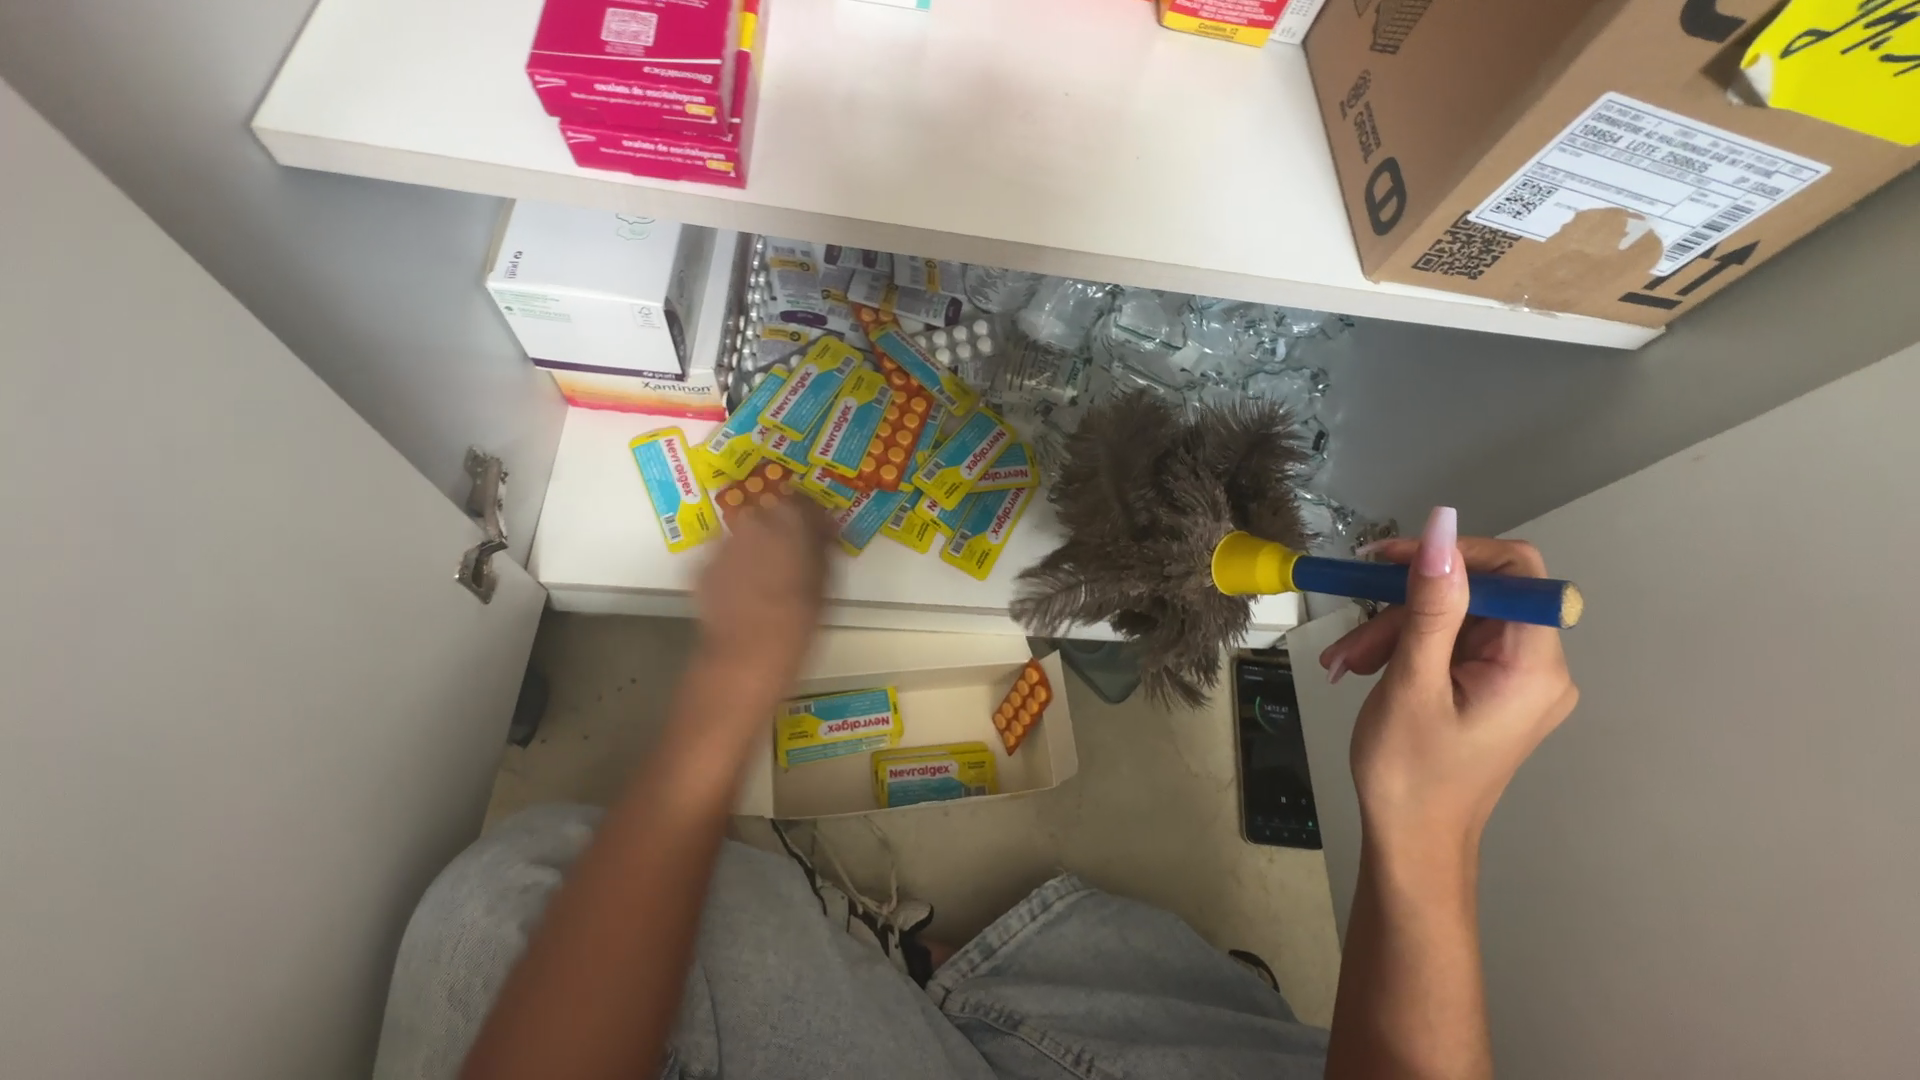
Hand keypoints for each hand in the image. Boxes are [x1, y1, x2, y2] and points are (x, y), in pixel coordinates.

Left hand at [691, 495, 832, 709]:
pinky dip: (732, 569)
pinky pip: (722, 560)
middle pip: (769, 515)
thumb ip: (824, 550)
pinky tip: (742, 595)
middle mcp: (752, 523)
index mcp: (788, 522)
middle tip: (792, 559)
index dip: (811, 515)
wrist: (744, 659)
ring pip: (743, 537)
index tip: (818, 530)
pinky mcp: (699, 567)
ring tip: (765, 582)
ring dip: (754, 549)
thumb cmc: (796, 624)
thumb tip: (825, 531)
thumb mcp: (825, 586)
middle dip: (780, 530)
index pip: (801, 501)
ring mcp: (721, 545)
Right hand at [1319, 507, 1578, 851]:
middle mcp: (1537, 666)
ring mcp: (1513, 680)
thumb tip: (1441, 526)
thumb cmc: (1410, 770)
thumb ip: (1430, 603)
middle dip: (1403, 608)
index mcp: (1534, 665)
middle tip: (1350, 636)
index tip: (1387, 563)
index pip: (1514, 571)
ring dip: (1391, 632)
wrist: (1411, 841)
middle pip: (1474, 596)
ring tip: (1346, 663)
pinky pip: (1447, 645)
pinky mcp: (1489, 690)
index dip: (1453, 554)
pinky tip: (1362, 669)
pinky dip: (1402, 649)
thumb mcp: (1411, 681)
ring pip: (1451, 619)